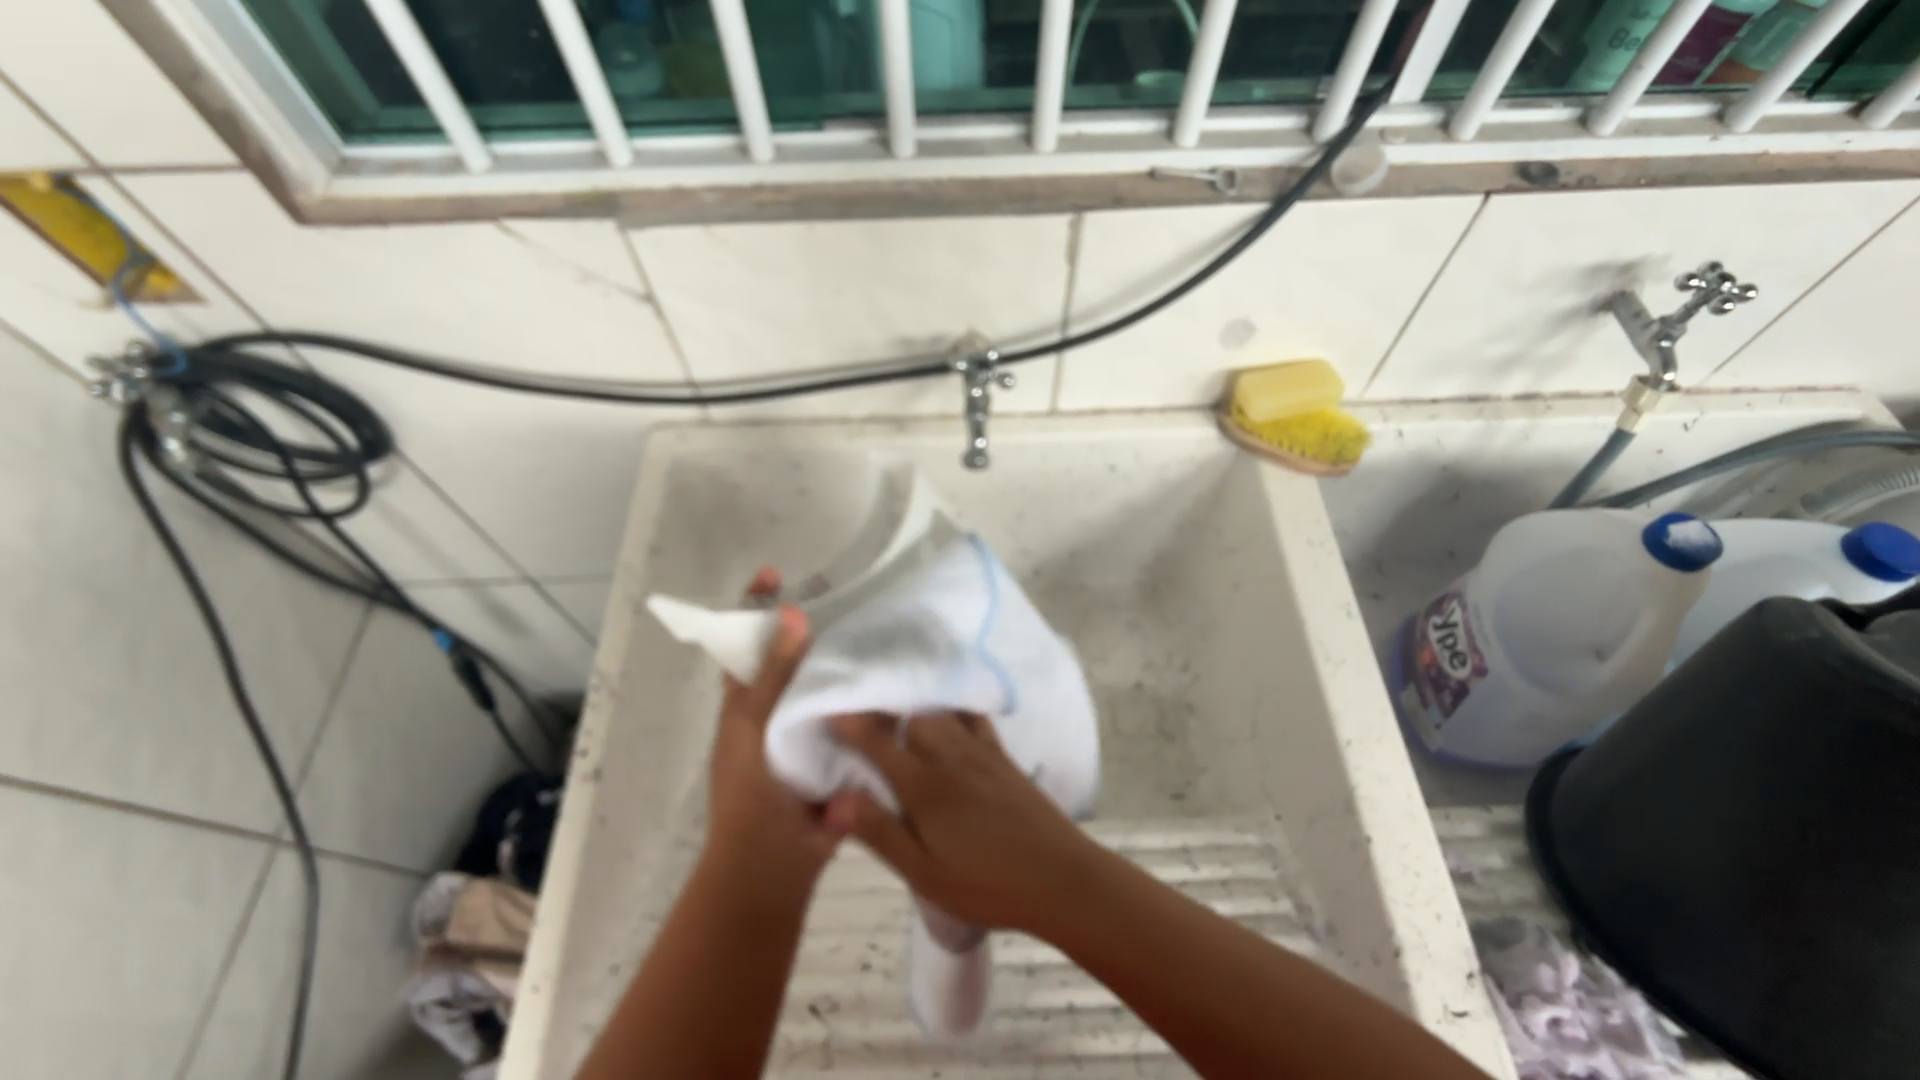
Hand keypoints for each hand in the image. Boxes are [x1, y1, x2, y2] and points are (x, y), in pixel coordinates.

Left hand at [703, 568, 858, 892]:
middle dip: (819, 625)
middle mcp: (779, 711)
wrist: (775, 865)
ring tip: (884, 627)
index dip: (756, 608)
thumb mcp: (754, 726)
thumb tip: (792, 613)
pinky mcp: (841, 752)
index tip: (778, 574)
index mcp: (746, 703)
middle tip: (852, 595)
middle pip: (796, 658)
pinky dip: (874, 695)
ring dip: (851, 657)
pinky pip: (856, 715)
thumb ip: (775, 675)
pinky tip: (901, 676)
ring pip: (829, 683)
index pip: (748, 644)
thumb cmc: (751, 792)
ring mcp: (811, 731)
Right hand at [829, 711, 1103, 936]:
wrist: (1062, 879)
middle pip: (909, 716)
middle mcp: (950, 757)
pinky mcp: (1003, 758)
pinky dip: (953, 706)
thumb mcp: (924, 873)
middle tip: (855, 700)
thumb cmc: (987, 885)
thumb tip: (833, 798)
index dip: (850, 721)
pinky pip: (973, 717)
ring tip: (893, 695)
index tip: (825, 703)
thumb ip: (879, 831)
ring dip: (914, 701)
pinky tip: (948, 706)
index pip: (877, 742)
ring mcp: (981, 753)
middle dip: (880, 704)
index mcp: (924, 787)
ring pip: (940, 712)